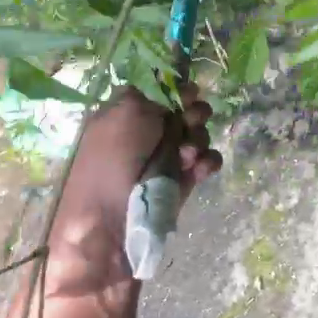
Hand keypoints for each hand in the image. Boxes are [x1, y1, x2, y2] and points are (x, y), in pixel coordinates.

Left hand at [48, 84, 223, 295]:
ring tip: (186, 157)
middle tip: (189, 123)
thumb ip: (149, 91)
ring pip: (201, 133)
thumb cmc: (111, 163)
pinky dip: (207, 162)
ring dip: (199, 139)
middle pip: (188, 109)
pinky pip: (207, 160)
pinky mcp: (183, 180)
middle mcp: (148, 134)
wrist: (109, 226)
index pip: (163, 91)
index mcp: (127, 115)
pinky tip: (198, 170)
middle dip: (195, 114)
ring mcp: (167, 158)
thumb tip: (171, 92)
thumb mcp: (122, 112)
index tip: (186, 95)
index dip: (179, 90)